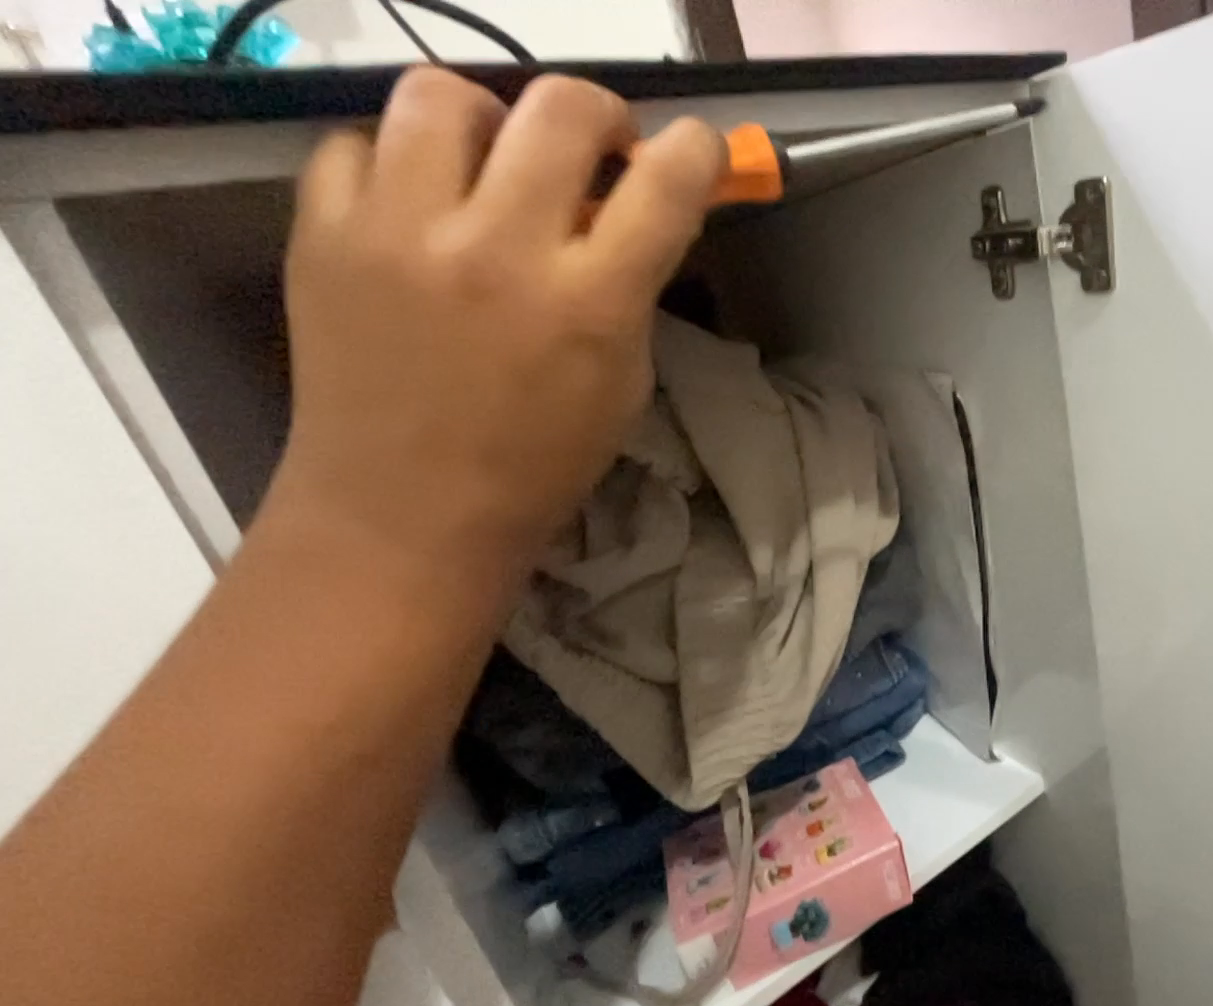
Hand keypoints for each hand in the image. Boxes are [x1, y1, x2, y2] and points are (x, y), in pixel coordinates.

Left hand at [269, 68, 725, 595]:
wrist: (407, 512)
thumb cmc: (540, 461)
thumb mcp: (622, 379)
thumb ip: (631, 287)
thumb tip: (632, 212)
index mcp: (590, 304)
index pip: (666, 183)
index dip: (697, 148)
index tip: (696, 148)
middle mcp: (498, 251)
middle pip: (561, 108)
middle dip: (600, 115)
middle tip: (596, 152)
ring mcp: (399, 234)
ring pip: (445, 93)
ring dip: (492, 118)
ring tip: (494, 163)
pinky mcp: (321, 234)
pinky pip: (361, 142)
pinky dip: (403, 161)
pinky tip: (420, 205)